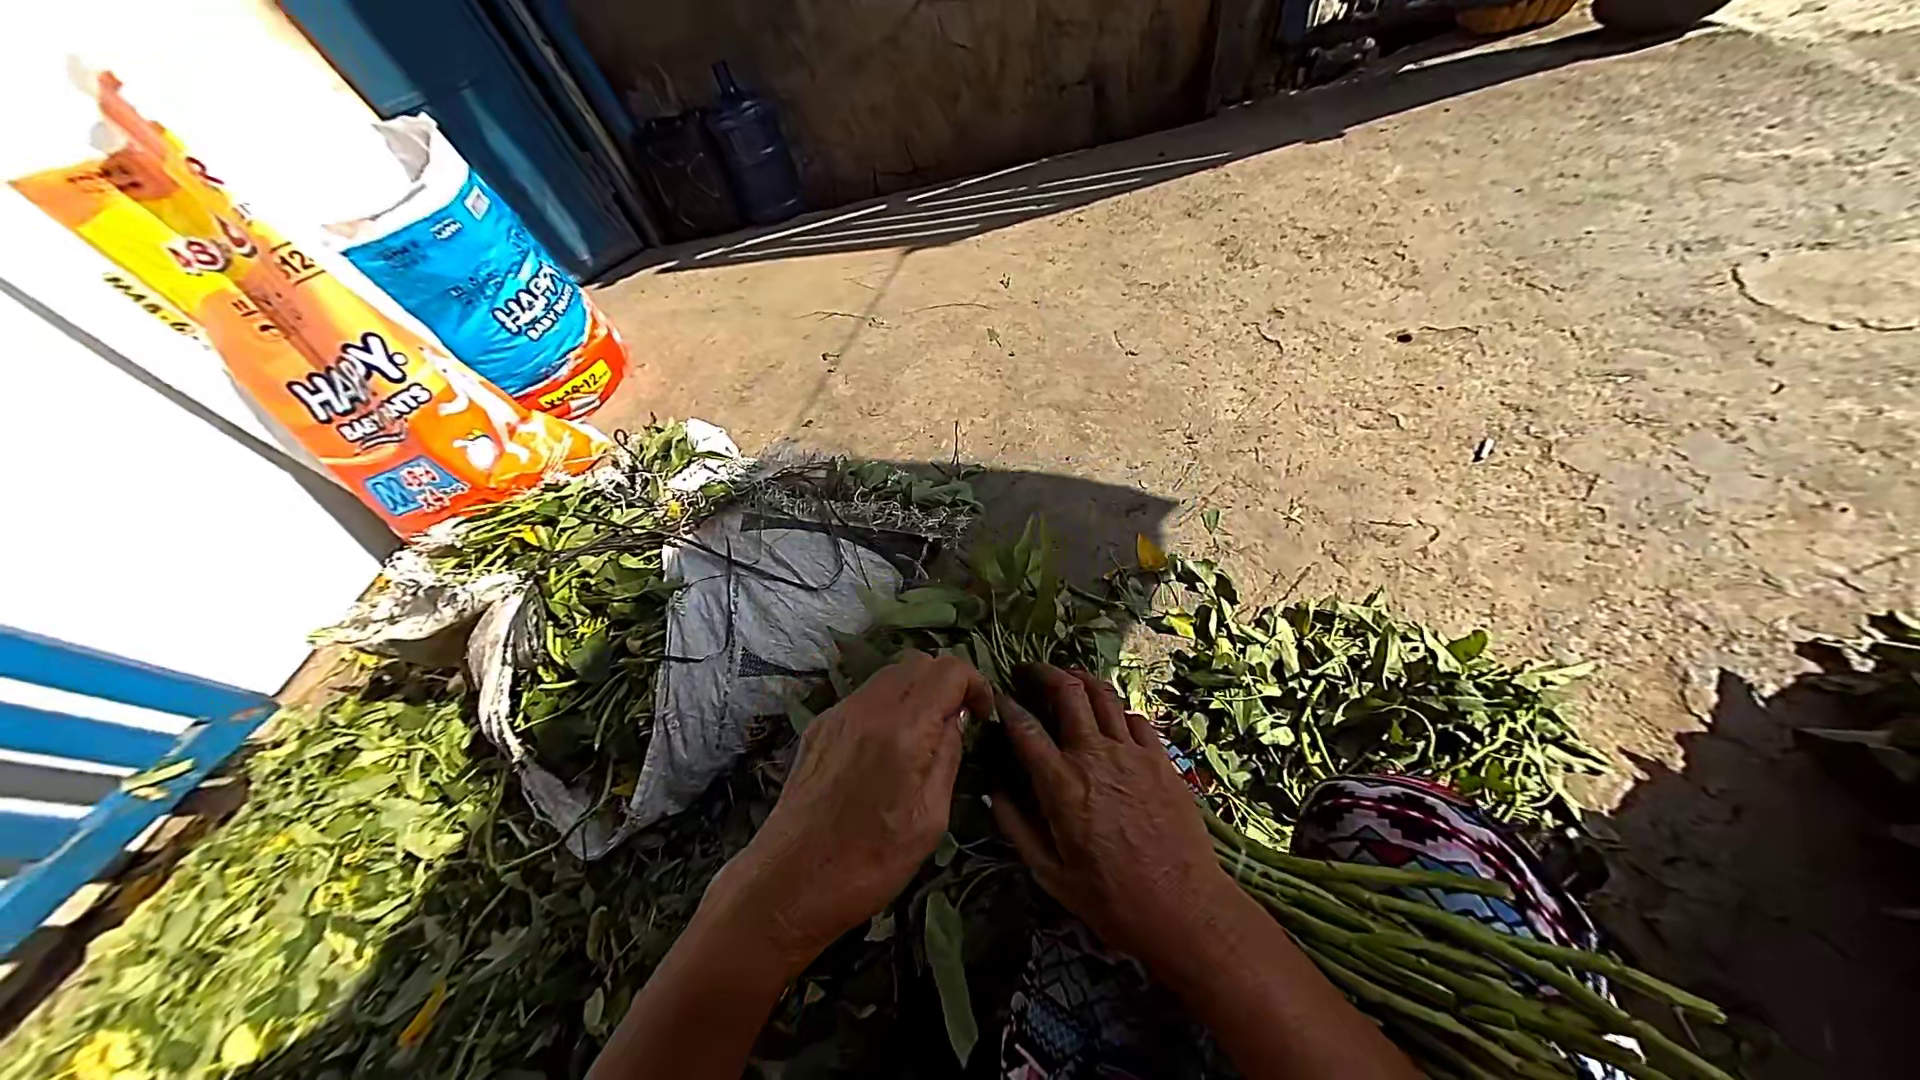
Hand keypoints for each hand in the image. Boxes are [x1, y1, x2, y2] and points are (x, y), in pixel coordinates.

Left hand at [705, 651, 993, 975]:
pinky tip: (889, 744)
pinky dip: (889, 703)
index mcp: (903, 729)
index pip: (949, 670)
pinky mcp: (820, 726)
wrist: (788, 884)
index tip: (982, 716)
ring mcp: (839, 713)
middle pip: (919, 661)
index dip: (976, 684)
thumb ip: (948, 756)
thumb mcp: (931, 818)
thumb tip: (956, 719)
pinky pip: (865, 695)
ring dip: (918, 689)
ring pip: (890, 673)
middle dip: (947, 682)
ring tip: (925, 732)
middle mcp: (869, 707)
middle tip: (957, 722)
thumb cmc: (870, 862)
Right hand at [990, 664, 1240, 969]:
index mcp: (1061, 784)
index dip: (1006, 706)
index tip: (997, 697)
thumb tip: (992, 791)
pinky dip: (1117, 711)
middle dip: (1043, 673)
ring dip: (1081, 680)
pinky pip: (1136, 719)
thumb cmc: (1111, 899)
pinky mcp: (1161, 760)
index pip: (1025, 728)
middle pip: (1067, 692)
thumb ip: (1016, 827)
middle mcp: (1095, 756)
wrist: (1184, 910)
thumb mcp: (1050, 874)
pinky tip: (1111, 720)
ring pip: (1104, 695)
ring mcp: (1132, 754)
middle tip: (1028, 671)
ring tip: (1068, 678)